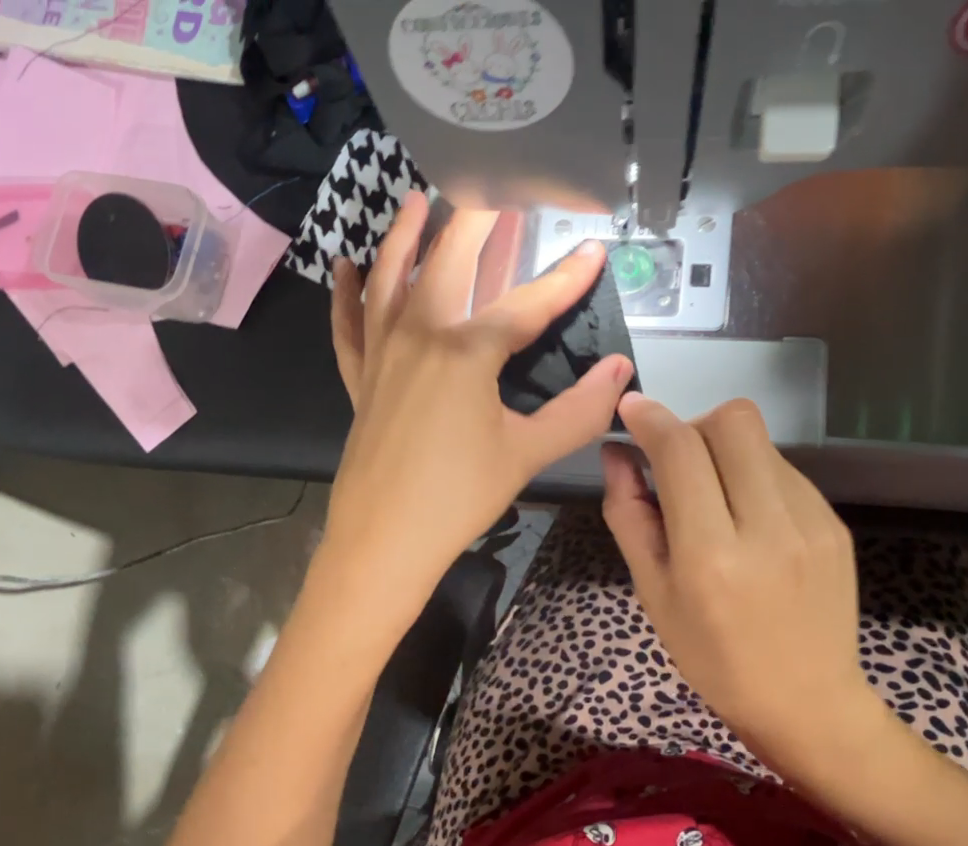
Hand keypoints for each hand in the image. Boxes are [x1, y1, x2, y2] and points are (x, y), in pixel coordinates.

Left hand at [326, 191, 634, 589]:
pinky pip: (348, 326)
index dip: (565, 278)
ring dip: (405, 236)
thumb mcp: (526, 454)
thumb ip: (578, 412)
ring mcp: (382, 355)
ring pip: (391, 280)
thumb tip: (621, 373)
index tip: (593, 248)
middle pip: (450, 263)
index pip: (527, 304)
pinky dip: (346, 294)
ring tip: (416, 200)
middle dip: (476, 220)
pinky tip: (346, 266)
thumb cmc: (457, 498)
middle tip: (492, 183)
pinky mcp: (358, 380)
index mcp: (467, 352)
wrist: (383, 541)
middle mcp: (420, 336)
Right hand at [601, 394, 877, 762]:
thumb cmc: (712, 658)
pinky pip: (786, 471)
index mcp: (710, 554)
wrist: (805, 700)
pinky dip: (755, 478)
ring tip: (715, 502)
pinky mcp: (834, 523)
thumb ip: (630, 517)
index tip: (632, 411)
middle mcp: (767, 527)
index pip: (680, 451)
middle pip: (732, 421)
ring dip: (725, 453)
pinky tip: (749, 521)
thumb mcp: (653, 594)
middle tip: (676, 462)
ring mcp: (811, 522)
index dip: (650, 418)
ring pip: (761, 442)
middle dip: (693, 425)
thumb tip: (617, 454)